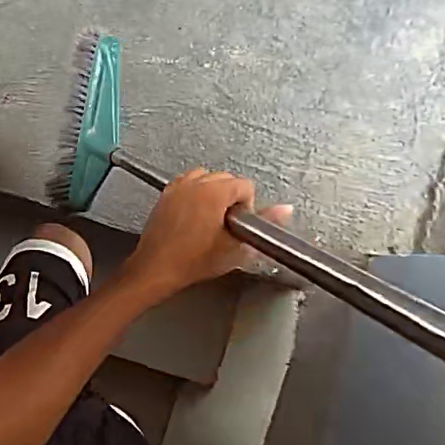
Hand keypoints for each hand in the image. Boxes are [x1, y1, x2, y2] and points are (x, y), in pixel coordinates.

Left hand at [122, 169, 292, 296]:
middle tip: (228, 221)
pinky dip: (194, 192)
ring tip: (212, 216)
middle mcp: (194, 184)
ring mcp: (176, 188)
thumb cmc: (193, 260)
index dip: (248, 204)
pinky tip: (195, 213)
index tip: (240, 222)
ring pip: (204, 177)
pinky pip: (185, 184)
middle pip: (225, 178)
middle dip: (231, 196)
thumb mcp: (236, 246)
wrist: (158, 267)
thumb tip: (286, 209)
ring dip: (212, 191)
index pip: (245, 185)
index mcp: (214, 192)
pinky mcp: (164, 196)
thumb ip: (265, 222)